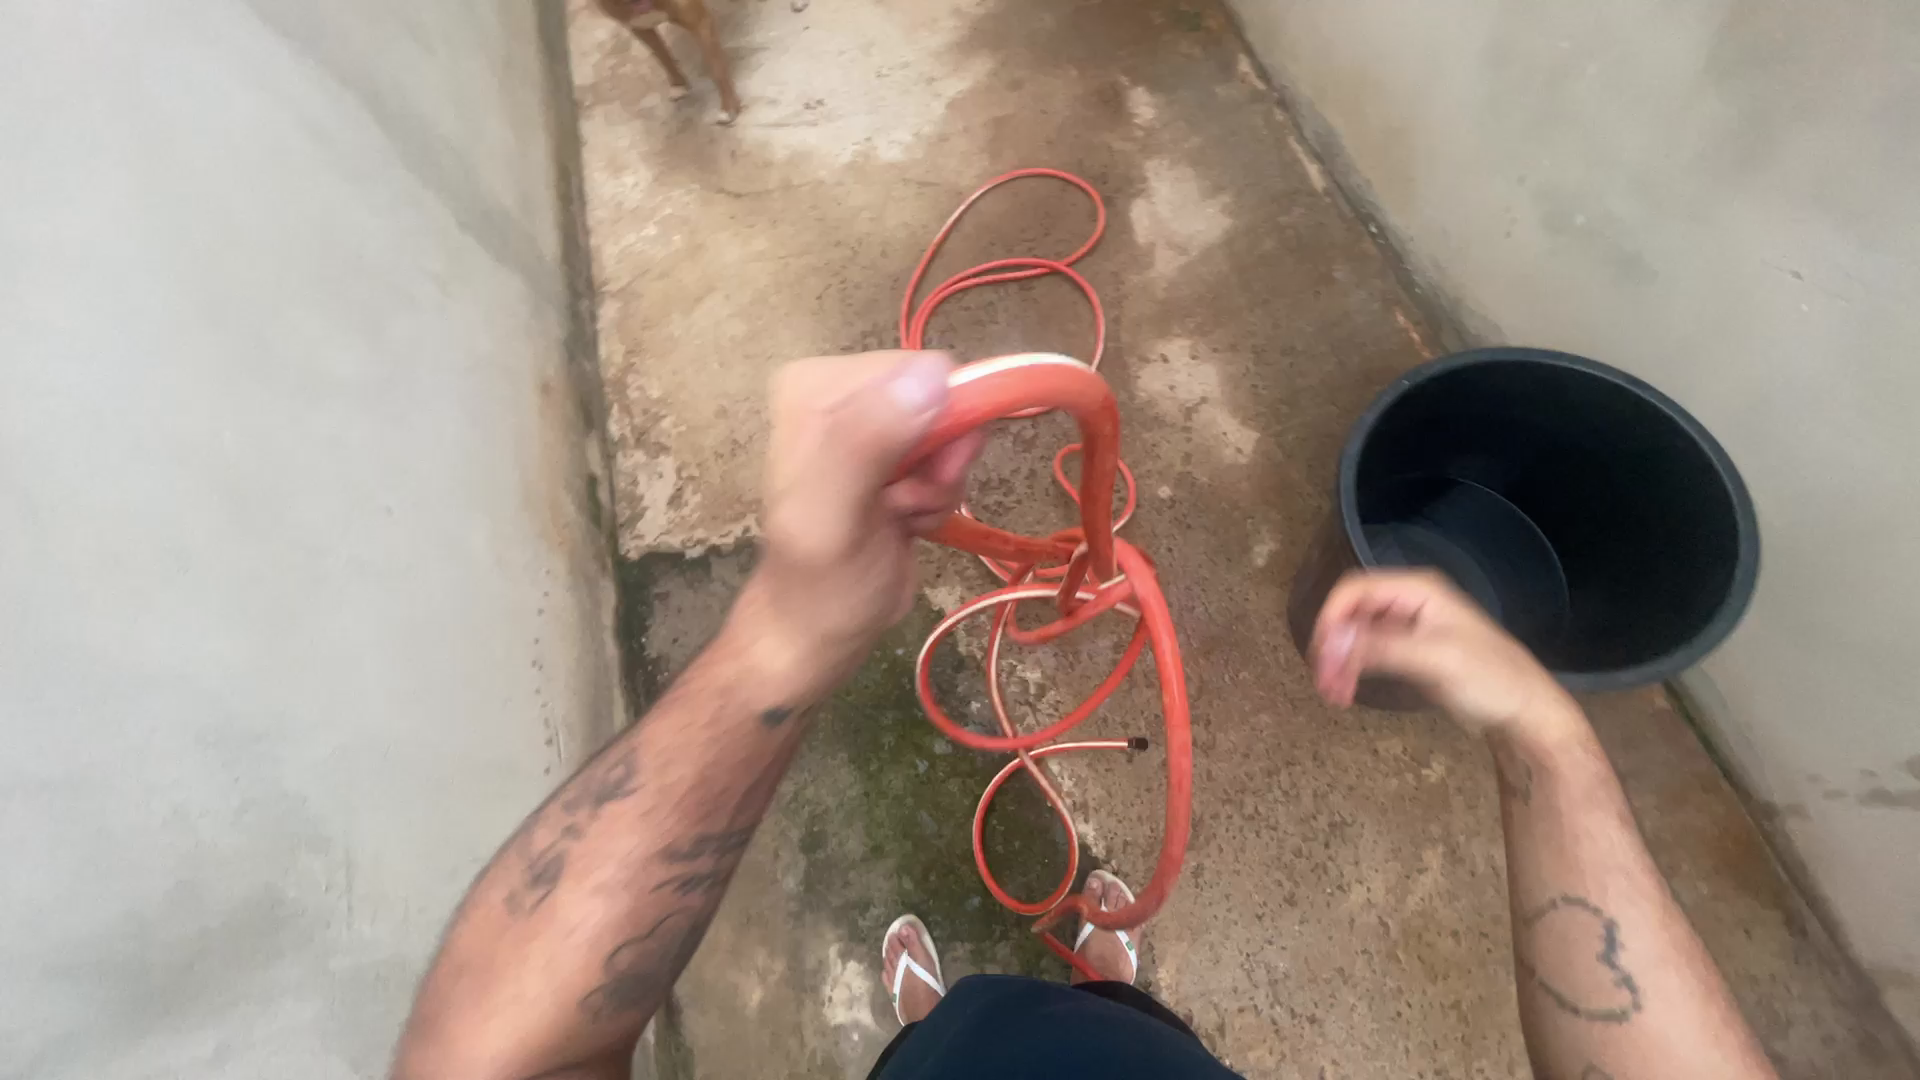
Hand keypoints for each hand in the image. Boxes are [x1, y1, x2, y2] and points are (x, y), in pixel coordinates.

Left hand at [734, 350, 982, 699]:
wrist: (821, 628)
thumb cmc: (822, 585)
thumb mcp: (834, 518)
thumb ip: (869, 442)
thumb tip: (935, 373)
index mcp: (814, 385)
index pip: (918, 371)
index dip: (931, 432)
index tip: (905, 486)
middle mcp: (841, 391)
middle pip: (940, 398)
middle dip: (935, 462)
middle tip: (904, 504)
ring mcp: (871, 421)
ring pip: (951, 431)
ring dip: (938, 485)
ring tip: (900, 516)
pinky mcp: (894, 450)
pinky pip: (948, 455)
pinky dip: (937, 497)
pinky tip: (905, 520)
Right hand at [1308, 568, 1580, 738]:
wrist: (1527, 714)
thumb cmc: (1491, 679)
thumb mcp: (1433, 659)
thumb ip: (1379, 647)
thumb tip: (1329, 643)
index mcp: (1418, 590)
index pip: (1355, 589)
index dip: (1331, 616)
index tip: (1321, 651)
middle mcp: (1408, 601)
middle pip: (1350, 612)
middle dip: (1333, 645)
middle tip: (1323, 679)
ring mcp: (1406, 626)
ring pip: (1354, 635)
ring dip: (1338, 661)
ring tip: (1333, 693)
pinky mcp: (1406, 650)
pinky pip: (1365, 652)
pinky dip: (1351, 670)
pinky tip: (1346, 691)